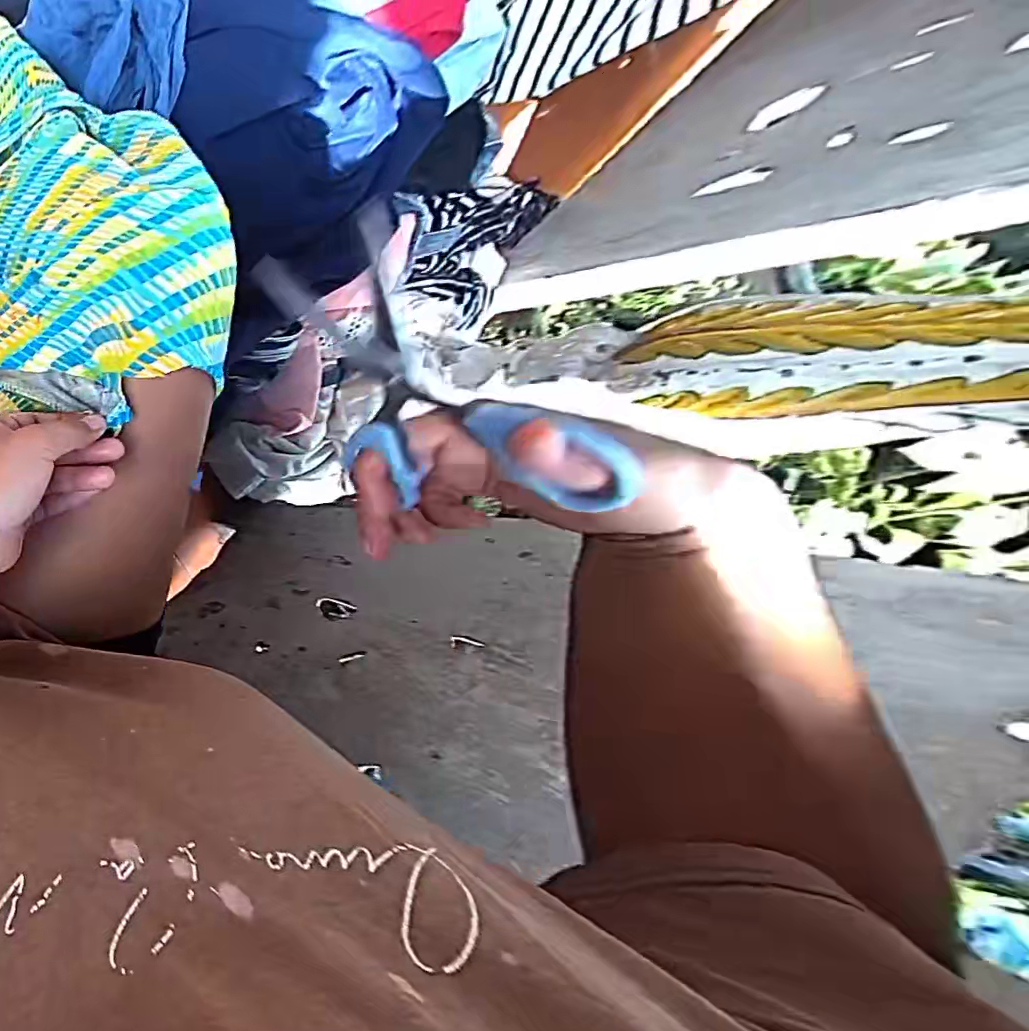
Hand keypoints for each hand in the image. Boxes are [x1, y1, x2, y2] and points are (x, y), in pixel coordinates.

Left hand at [0, 412, 126, 573]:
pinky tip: (96, 489)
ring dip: (83, 473)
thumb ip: (69, 431)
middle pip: (51, 448)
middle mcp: (3, 456)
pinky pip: (50, 498)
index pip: (42, 420)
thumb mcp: (38, 443)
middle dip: (85, 450)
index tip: (103, 426)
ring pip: (53, 475)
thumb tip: (95, 421)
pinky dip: (72, 493)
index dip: (74, 423)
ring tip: (112, 473)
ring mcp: (11, 486)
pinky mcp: (19, 513)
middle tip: (116, 450)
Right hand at [354, 410, 790, 559]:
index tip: (382, 515)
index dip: (385, 465)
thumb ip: (584, 461)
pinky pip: (439, 486)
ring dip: (397, 503)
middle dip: (381, 490)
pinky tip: (445, 530)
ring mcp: (497, 459)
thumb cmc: (686, 505)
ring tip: (409, 539)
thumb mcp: (651, 485)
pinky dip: (423, 510)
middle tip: (383, 539)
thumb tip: (521, 439)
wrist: (710, 530)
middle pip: (406, 448)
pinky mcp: (500, 482)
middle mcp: (498, 437)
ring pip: (414, 468)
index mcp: (517, 429)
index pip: (420, 429)